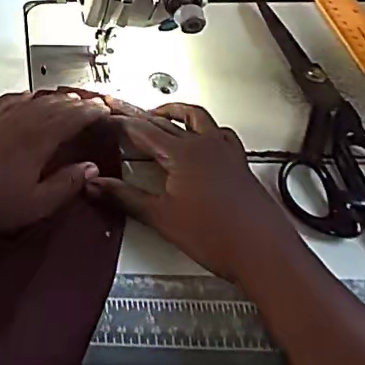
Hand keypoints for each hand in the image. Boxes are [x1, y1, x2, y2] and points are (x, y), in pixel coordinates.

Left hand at [0, 90, 109, 234]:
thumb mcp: (38, 202)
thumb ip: (67, 183)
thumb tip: (88, 169)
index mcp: (38, 137)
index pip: (73, 116)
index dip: (91, 112)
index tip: (102, 110)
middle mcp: (20, 120)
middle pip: (56, 103)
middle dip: (77, 102)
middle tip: (91, 103)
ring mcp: (0, 117)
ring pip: (34, 98)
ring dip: (54, 97)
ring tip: (66, 98)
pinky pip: (10, 99)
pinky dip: (24, 96)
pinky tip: (26, 96)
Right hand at [87, 100, 276, 278]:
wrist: (266, 256)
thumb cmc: (221, 238)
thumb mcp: (162, 217)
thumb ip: (126, 198)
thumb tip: (98, 186)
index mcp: (182, 153)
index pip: (142, 129)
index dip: (121, 121)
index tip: (107, 116)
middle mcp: (204, 145)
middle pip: (165, 119)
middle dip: (140, 113)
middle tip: (122, 107)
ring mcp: (225, 152)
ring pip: (196, 118)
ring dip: (175, 112)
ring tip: (162, 112)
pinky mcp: (239, 164)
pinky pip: (220, 134)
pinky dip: (206, 128)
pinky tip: (204, 137)